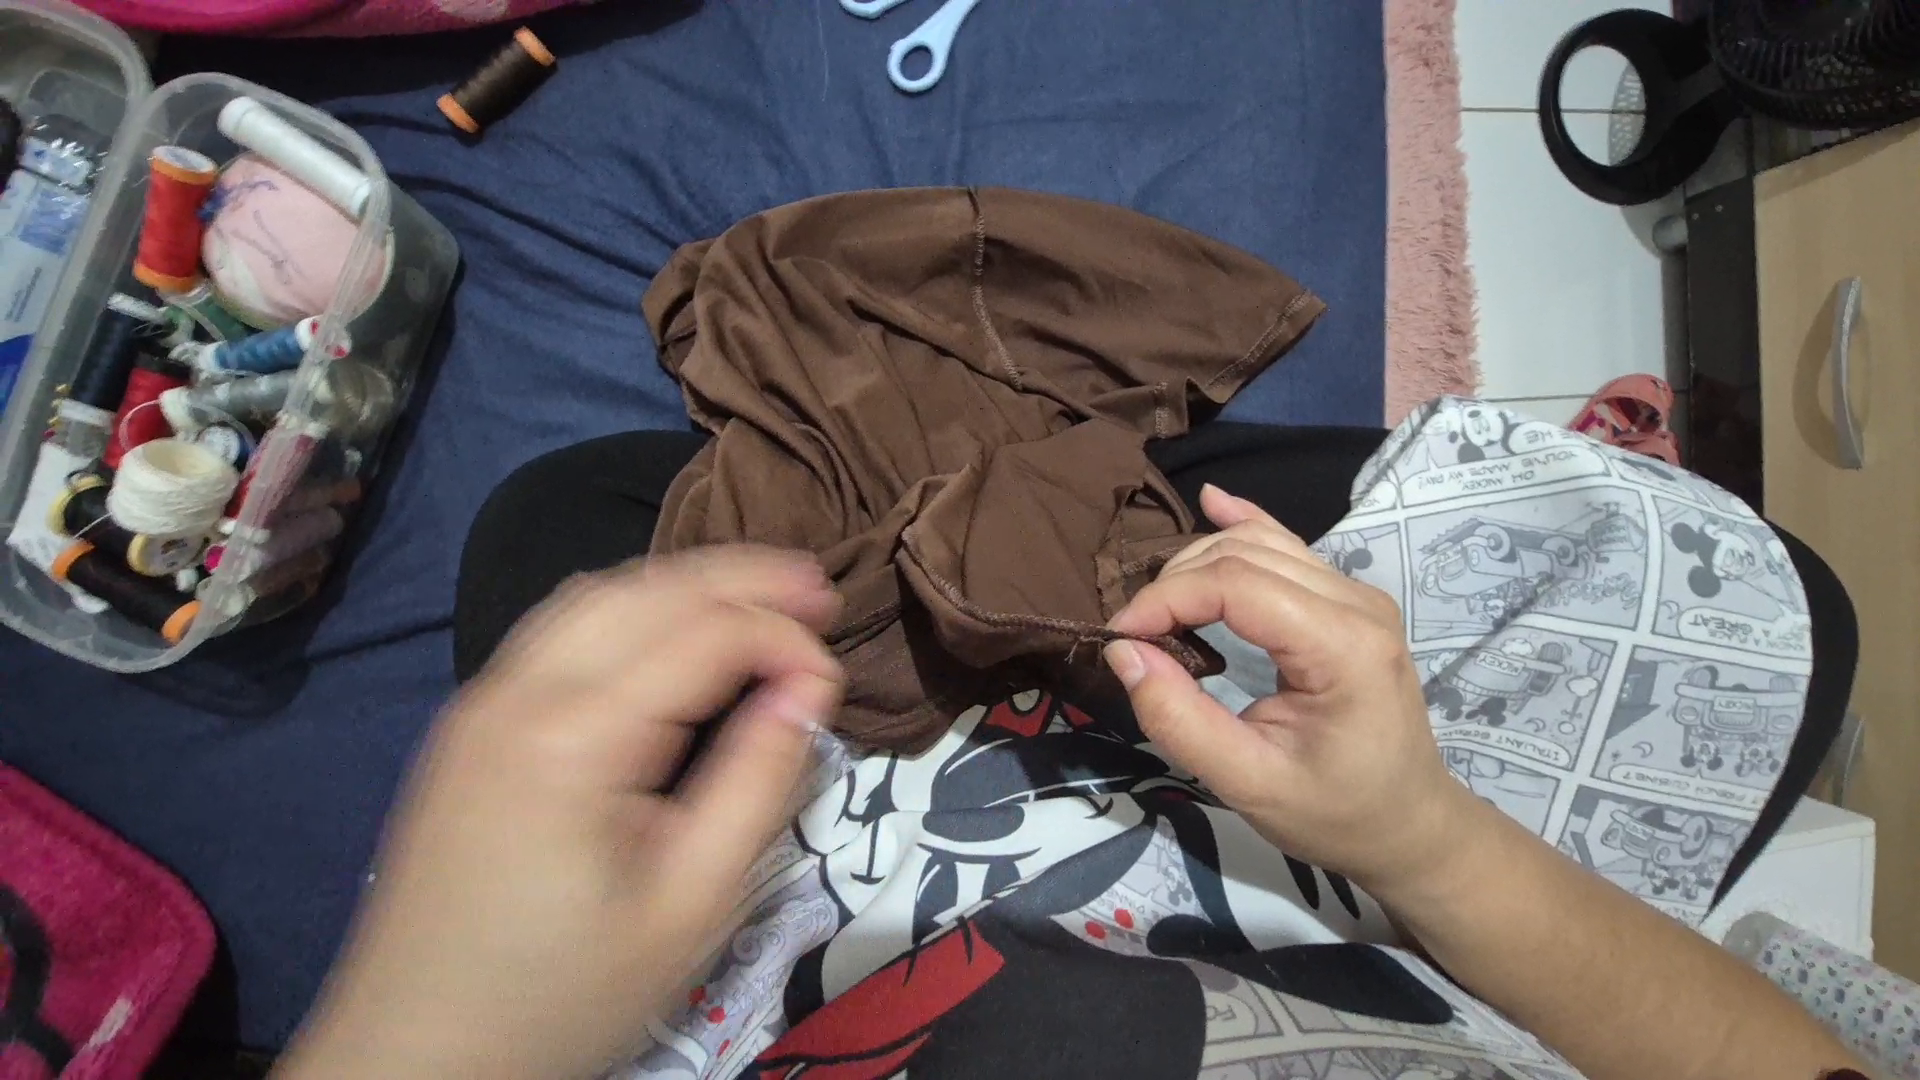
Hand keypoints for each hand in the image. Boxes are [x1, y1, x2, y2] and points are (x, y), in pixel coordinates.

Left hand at [276, 548, 844, 1079]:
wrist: (410, 1062)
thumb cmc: (566, 995)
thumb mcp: (694, 903)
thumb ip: (761, 781)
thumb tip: (808, 689)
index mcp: (576, 737)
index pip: (707, 636)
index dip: (784, 639)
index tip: (832, 677)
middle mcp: (522, 690)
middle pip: (653, 588)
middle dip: (746, 578)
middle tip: (819, 589)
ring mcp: (486, 697)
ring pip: (604, 592)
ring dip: (690, 581)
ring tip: (760, 595)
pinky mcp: (475, 718)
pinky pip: (566, 624)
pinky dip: (638, 603)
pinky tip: (673, 624)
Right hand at [1103, 485, 1477, 897]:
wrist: (1410, 827)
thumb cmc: (1334, 814)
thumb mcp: (1248, 784)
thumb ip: (1179, 719)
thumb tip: (1122, 652)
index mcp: (1341, 645)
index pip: (1233, 583)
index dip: (1165, 598)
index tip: (1118, 636)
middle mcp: (1354, 601)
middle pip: (1240, 555)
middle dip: (1173, 585)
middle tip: (1135, 637)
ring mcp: (1354, 593)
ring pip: (1255, 543)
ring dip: (1193, 567)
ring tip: (1157, 613)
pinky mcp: (1344, 598)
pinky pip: (1283, 545)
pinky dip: (1240, 525)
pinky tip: (1211, 501)